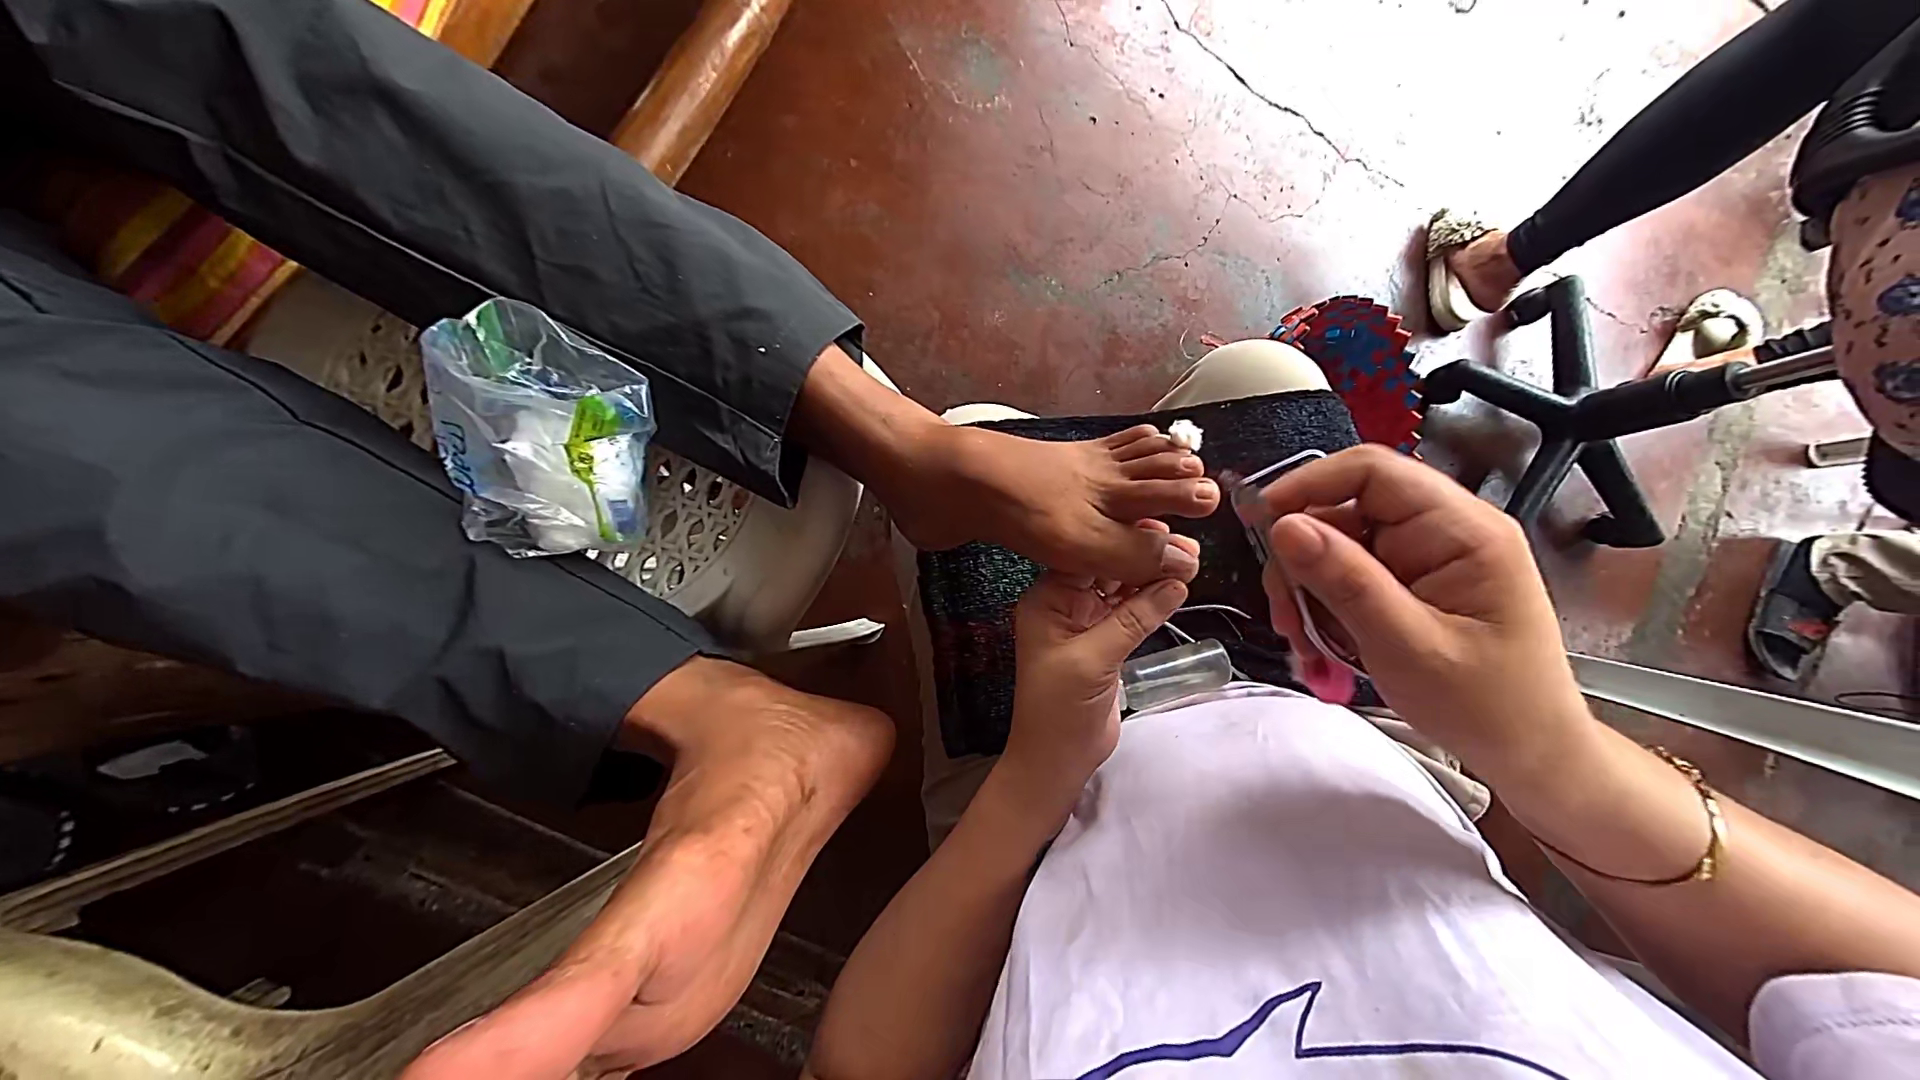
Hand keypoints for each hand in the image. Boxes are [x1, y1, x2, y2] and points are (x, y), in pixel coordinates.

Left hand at [1001, 524, 1196, 813]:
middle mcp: (1062, 603)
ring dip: (1150, 577)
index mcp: (1046, 599)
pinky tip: (1176, 587)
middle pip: (1104, 568)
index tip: (1163, 528)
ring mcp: (1083, 622)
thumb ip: (1133, 619)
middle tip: (1186, 544)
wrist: (1056, 760)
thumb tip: (1176, 580)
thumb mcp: (1093, 659)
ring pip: (1119, 588)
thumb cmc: (1061, 709)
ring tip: (1189, 560)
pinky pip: (1127, 611)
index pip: (1085, 557)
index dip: (1122, 542)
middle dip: (1142, 557)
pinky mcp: (1102, 641)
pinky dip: (1149, 600)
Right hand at [1257, 445, 1593, 783]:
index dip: (1306, 485)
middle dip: (1299, 560)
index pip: (1371, 471)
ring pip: (1331, 545)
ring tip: (1304, 639)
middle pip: (1340, 511)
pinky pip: (1340, 573)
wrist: (1529, 751)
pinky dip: (1317, 605)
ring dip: (1304, 590)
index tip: (1258, 523)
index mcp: (1461, 530)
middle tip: (1284, 613)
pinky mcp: (1404, 579)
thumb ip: (1345, 581)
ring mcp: (1420, 554)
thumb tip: (1284, 526)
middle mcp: (1439, 530)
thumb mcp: (1407, 645)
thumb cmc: (1488, 704)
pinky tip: (1318, 641)